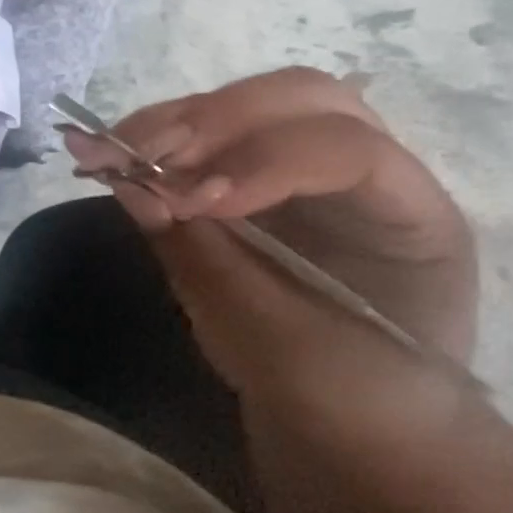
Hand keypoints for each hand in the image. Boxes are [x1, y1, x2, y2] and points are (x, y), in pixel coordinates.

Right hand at [64, 69, 476, 371]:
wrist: (341, 414)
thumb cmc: (332, 386)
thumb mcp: (270, 334)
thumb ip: (201, 253)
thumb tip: (126, 183)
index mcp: (410, 218)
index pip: (346, 150)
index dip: (265, 162)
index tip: (194, 202)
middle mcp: (365, 171)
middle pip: (297, 98)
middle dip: (211, 121)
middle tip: (141, 156)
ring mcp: (304, 162)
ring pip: (240, 103)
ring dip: (165, 124)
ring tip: (103, 154)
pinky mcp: (248, 165)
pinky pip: (199, 129)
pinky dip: (148, 136)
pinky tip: (102, 152)